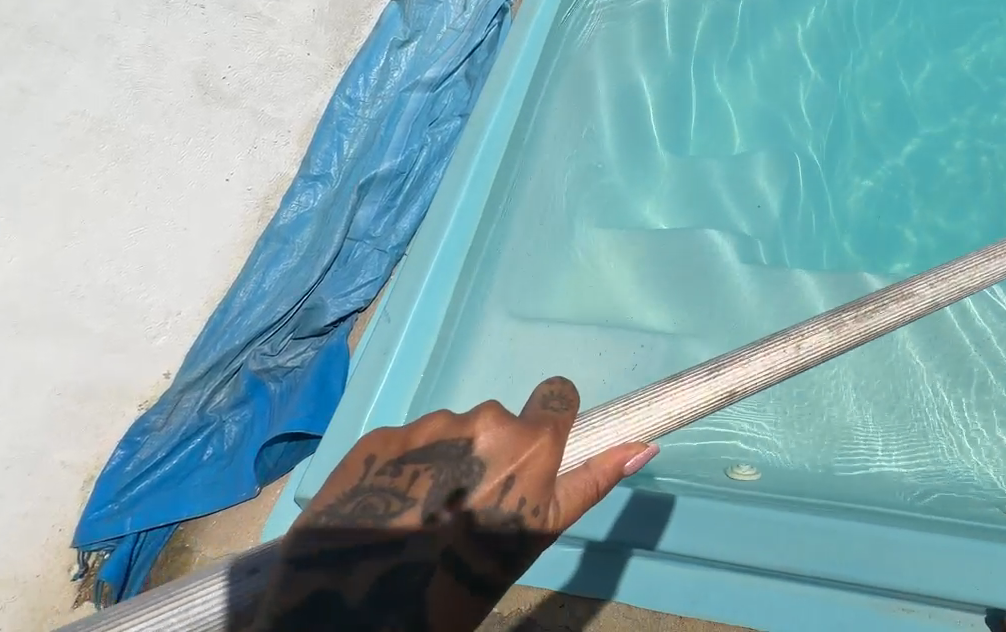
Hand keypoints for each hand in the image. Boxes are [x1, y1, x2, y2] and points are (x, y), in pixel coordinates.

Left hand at [252, 377, 656, 631]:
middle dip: (489, 452)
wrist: (358, 611)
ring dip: (445, 459)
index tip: (529, 458)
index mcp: (530, 443)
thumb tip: (647, 445)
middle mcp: (485, 420)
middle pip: (500, 420)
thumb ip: (590, 482)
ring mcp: (428, 427)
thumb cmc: (467, 578)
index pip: (557, 395)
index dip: (547, 423)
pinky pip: (405, 442)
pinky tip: (386, 509)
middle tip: (467, 506)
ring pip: (451, 431)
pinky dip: (402, 468)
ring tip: (421, 513)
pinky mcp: (377, 439)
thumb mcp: (538, 534)